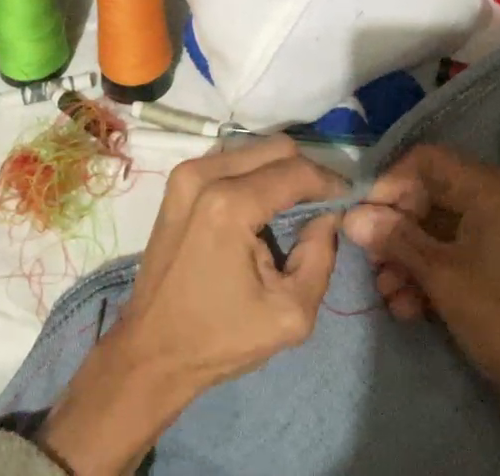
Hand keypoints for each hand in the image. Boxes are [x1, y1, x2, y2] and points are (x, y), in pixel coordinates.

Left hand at [38, 136, 343, 474]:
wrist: (150, 351)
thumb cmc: (219, 338)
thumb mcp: (290, 313)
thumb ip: (321, 257)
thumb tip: (328, 217)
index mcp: (230, 204)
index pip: (297, 171)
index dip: (330, 183)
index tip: (348, 202)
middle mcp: (203, 175)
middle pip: (276, 149)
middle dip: (306, 172)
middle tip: (324, 205)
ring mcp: (185, 175)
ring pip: (253, 150)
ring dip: (280, 172)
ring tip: (297, 208)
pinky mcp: (177, 184)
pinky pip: (230, 161)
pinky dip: (255, 175)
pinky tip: (265, 208)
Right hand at [344, 145, 499, 474]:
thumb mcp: (441, 275)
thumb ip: (394, 239)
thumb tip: (350, 215)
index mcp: (490, 189)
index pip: (426, 160)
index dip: (389, 184)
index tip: (362, 219)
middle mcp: (497, 201)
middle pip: (429, 196)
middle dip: (394, 229)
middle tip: (369, 263)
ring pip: (438, 230)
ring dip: (406, 258)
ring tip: (387, 296)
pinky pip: (455, 254)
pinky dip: (429, 274)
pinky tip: (408, 308)